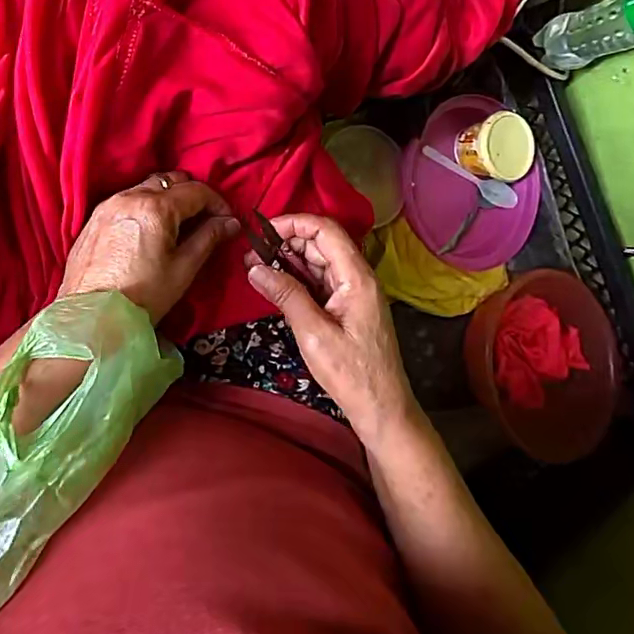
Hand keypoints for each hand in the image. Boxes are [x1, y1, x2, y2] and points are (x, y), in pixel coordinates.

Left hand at [60, 172, 242, 323]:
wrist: (91, 317)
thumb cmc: (141, 296)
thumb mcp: (183, 269)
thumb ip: (208, 238)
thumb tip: (229, 223)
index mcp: (156, 207)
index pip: (196, 191)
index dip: (218, 203)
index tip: (226, 220)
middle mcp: (130, 197)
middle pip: (171, 181)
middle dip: (192, 195)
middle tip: (204, 220)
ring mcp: (108, 205)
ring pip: (146, 187)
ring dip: (167, 198)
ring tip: (177, 225)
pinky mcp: (94, 218)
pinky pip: (126, 200)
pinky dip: (144, 206)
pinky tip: (149, 231)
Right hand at [245, 214, 417, 438]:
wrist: (382, 409)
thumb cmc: (352, 374)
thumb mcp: (313, 333)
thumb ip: (286, 295)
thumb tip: (255, 267)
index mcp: (356, 277)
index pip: (325, 230)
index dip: (293, 223)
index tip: (262, 232)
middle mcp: (358, 278)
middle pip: (320, 243)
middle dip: (285, 242)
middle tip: (251, 254)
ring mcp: (352, 292)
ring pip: (318, 261)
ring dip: (287, 260)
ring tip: (256, 266)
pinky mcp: (346, 307)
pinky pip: (319, 281)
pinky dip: (296, 278)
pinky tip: (274, 283)